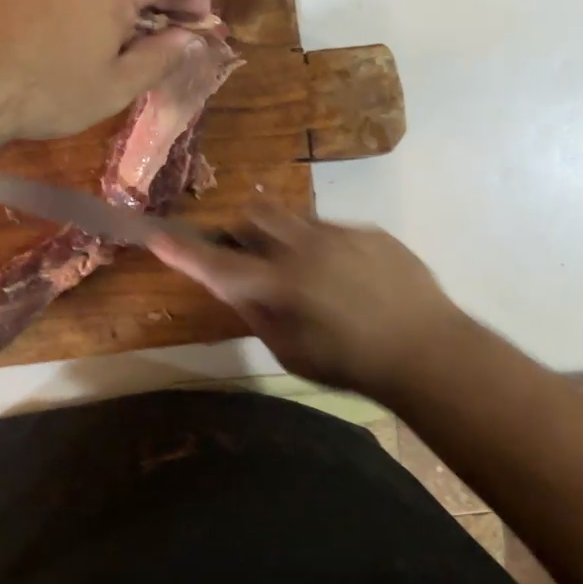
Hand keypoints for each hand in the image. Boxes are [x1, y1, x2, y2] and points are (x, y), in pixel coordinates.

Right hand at [150, 209, 476, 397]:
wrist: (427, 351)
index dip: (184, 253)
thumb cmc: (352, 365)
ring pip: (293, 218)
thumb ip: (257, 315)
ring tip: (304, 270)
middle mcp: (305, 248)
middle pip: (254, 218)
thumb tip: (234, 288)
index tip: (155, 236)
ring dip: (282, 235)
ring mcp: (341, 235)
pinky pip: (332, 229)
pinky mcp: (370, 233)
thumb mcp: (292, 353)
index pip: (219, 266)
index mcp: (280, 285)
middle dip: (241, 232)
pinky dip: (323, 246)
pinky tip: (347, 278)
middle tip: (250, 258)